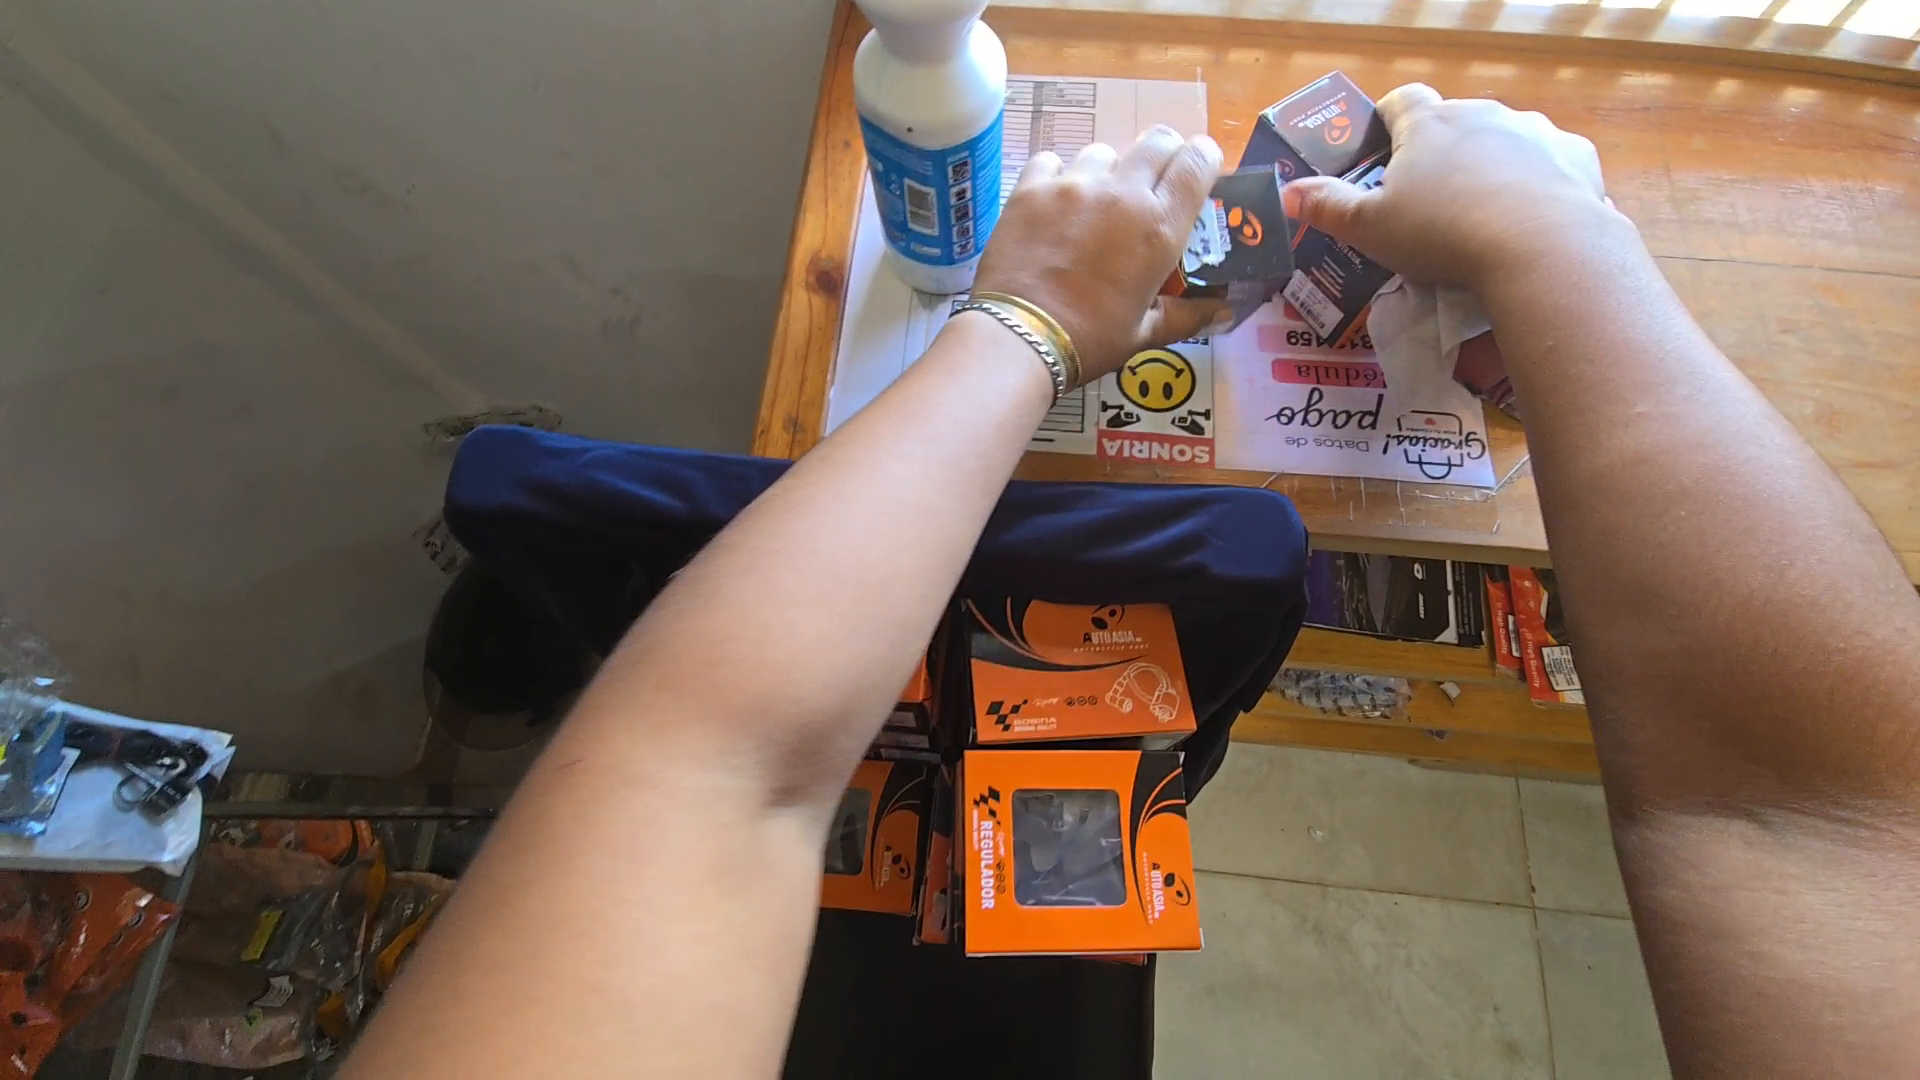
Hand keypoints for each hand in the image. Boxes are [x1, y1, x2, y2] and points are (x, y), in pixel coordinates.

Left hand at [971, 126, 1228, 382]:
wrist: (1018, 340)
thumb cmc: (1089, 340)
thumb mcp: (1143, 334)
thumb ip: (1187, 316)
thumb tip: (1226, 313)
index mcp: (1160, 226)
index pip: (1198, 160)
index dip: (1202, 160)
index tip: (1194, 177)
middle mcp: (1122, 193)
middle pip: (1156, 141)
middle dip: (1161, 157)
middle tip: (1147, 190)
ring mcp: (1074, 186)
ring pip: (1103, 152)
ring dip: (1106, 173)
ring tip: (1092, 208)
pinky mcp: (1031, 189)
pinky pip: (1051, 162)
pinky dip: (1057, 177)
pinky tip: (1051, 206)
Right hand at [1283, 84, 1618, 291]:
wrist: (1539, 246)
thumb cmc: (1438, 232)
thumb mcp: (1366, 228)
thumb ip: (1326, 207)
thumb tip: (1286, 193)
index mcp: (1429, 125)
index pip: (1400, 100)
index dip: (1383, 117)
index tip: (1375, 143)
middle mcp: (1482, 114)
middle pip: (1451, 121)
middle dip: (1433, 151)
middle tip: (1417, 198)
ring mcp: (1534, 132)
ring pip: (1499, 140)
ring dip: (1482, 165)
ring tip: (1470, 215)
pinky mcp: (1574, 156)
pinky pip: (1544, 164)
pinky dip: (1529, 184)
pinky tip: (1519, 220)